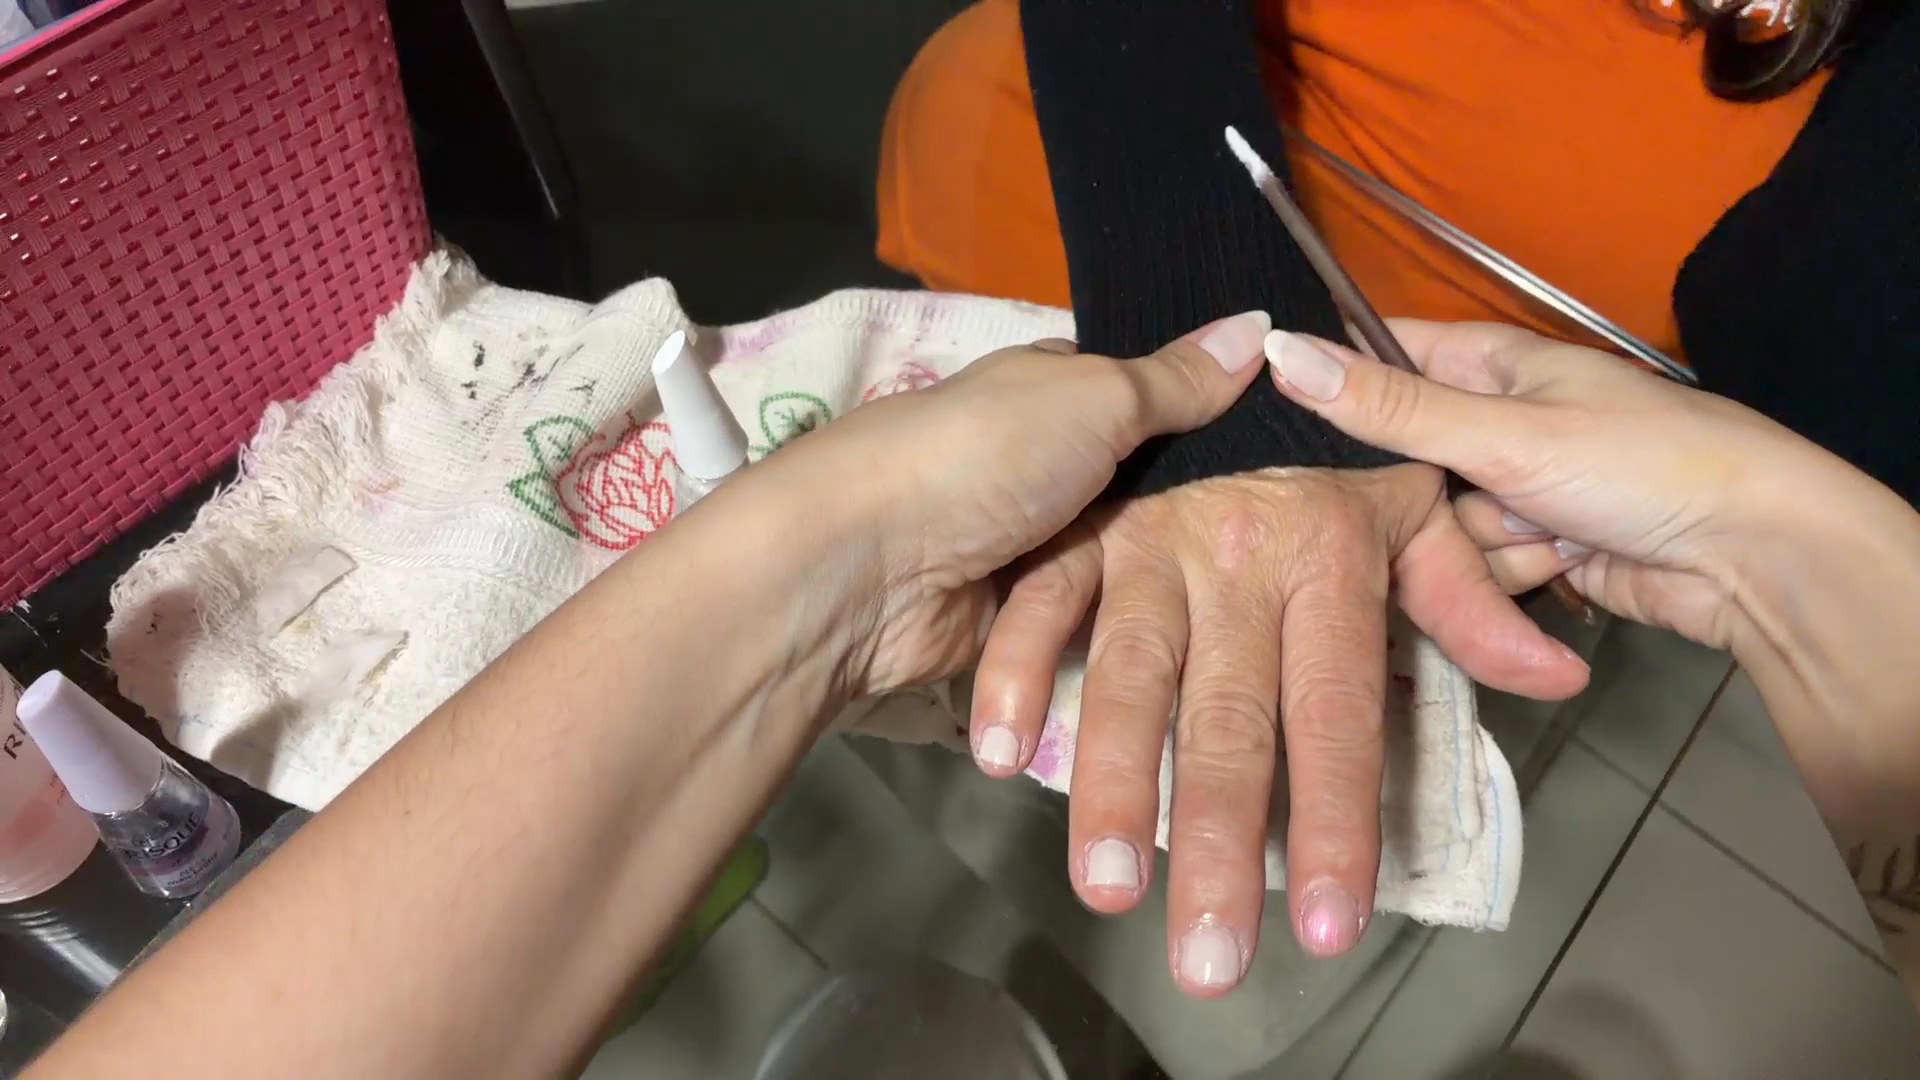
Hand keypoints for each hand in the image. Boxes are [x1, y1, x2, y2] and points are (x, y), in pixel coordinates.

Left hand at [736, 311, 1271, 698]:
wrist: (878, 566)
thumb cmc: (987, 456)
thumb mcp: (1092, 398)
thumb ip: (1173, 379)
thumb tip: (1261, 323)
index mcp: (1053, 394)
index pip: (1146, 395)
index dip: (1208, 415)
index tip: (1286, 445)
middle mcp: (1043, 464)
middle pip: (1141, 487)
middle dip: (1195, 510)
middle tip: (1287, 541)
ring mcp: (1029, 540)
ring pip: (1121, 558)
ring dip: (1164, 575)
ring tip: (1263, 599)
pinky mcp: (1018, 612)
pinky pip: (1087, 616)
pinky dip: (1122, 622)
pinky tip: (1202, 637)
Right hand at [971, 464, 1588, 992]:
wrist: (1247, 366)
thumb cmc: (1335, 450)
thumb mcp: (1420, 505)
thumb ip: (1467, 591)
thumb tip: (1554, 681)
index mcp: (1324, 555)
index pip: (1335, 705)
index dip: (1335, 818)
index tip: (1327, 932)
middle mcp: (1232, 559)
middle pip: (1226, 714)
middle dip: (1217, 839)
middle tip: (1206, 961)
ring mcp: (1148, 544)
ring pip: (1128, 673)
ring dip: (1113, 782)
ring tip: (1104, 887)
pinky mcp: (1087, 533)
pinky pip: (1045, 601)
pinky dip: (1017, 668)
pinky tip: (1000, 752)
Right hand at [1263, 320, 1840, 647]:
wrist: (1756, 565)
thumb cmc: (1641, 467)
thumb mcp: (1501, 433)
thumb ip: (1387, 407)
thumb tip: (1279, 353)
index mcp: (1485, 363)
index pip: (1379, 351)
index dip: (1329, 374)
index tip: (1276, 415)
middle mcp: (1485, 420)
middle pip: (1394, 454)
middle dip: (1415, 488)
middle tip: (1443, 496)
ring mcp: (1502, 483)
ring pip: (1427, 514)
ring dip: (1473, 535)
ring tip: (1541, 530)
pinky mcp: (1519, 538)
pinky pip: (1466, 555)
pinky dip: (1503, 567)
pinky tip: (1556, 560)